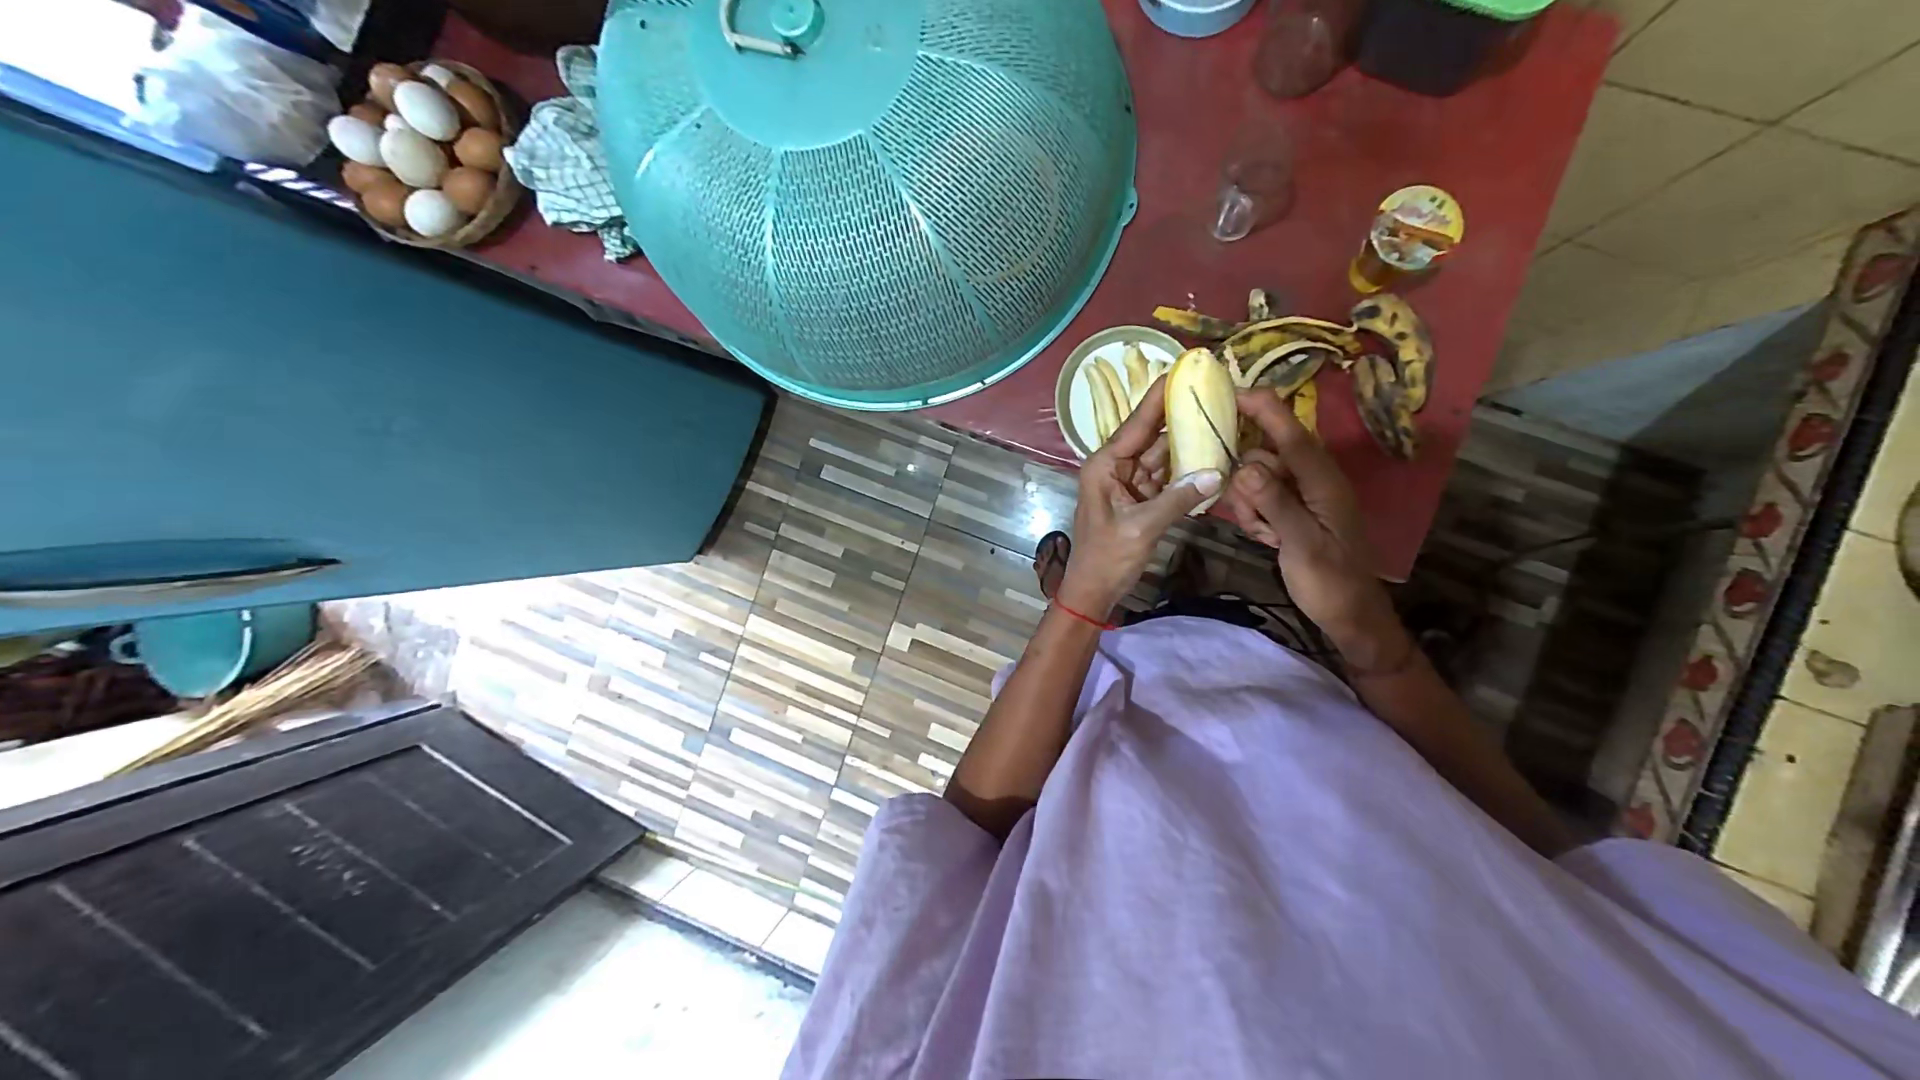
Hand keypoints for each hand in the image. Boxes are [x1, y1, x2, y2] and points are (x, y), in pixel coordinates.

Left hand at [1057, 377, 1222, 618]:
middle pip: (1152, 435)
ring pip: (1162, 455)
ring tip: (1221, 418)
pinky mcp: (1140, 499)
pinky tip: (1212, 457)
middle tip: (1214, 392)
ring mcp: (1129, 482)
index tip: (1182, 369)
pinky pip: (1166, 477)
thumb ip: (1178, 499)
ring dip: (1188, 443)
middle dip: (1180, 416)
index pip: (1136, 423)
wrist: (1093, 590)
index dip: (1159, 396)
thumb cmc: (1107, 557)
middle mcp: (1116, 466)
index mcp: (1105, 465)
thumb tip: (1216, 472)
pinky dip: (1186, 471)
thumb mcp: (1142, 527)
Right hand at [1217, 389, 1407, 665]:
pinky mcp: (1295, 511)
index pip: (1290, 434)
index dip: (1263, 409)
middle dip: (1247, 480)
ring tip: (1263, 533)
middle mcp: (1313, 480)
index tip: (1231, 391)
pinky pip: (1262, 498)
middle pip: (1265, 457)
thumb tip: (1246, 466)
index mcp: (1322, 481)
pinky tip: (1266, 537)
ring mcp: (1304, 495)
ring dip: (1249, 502)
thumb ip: (1274, 502)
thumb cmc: (1330, 580)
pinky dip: (1255, 514)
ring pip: (1258, 479)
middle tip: (1252, 516)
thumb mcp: (1301, 544)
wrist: (1350, 614)